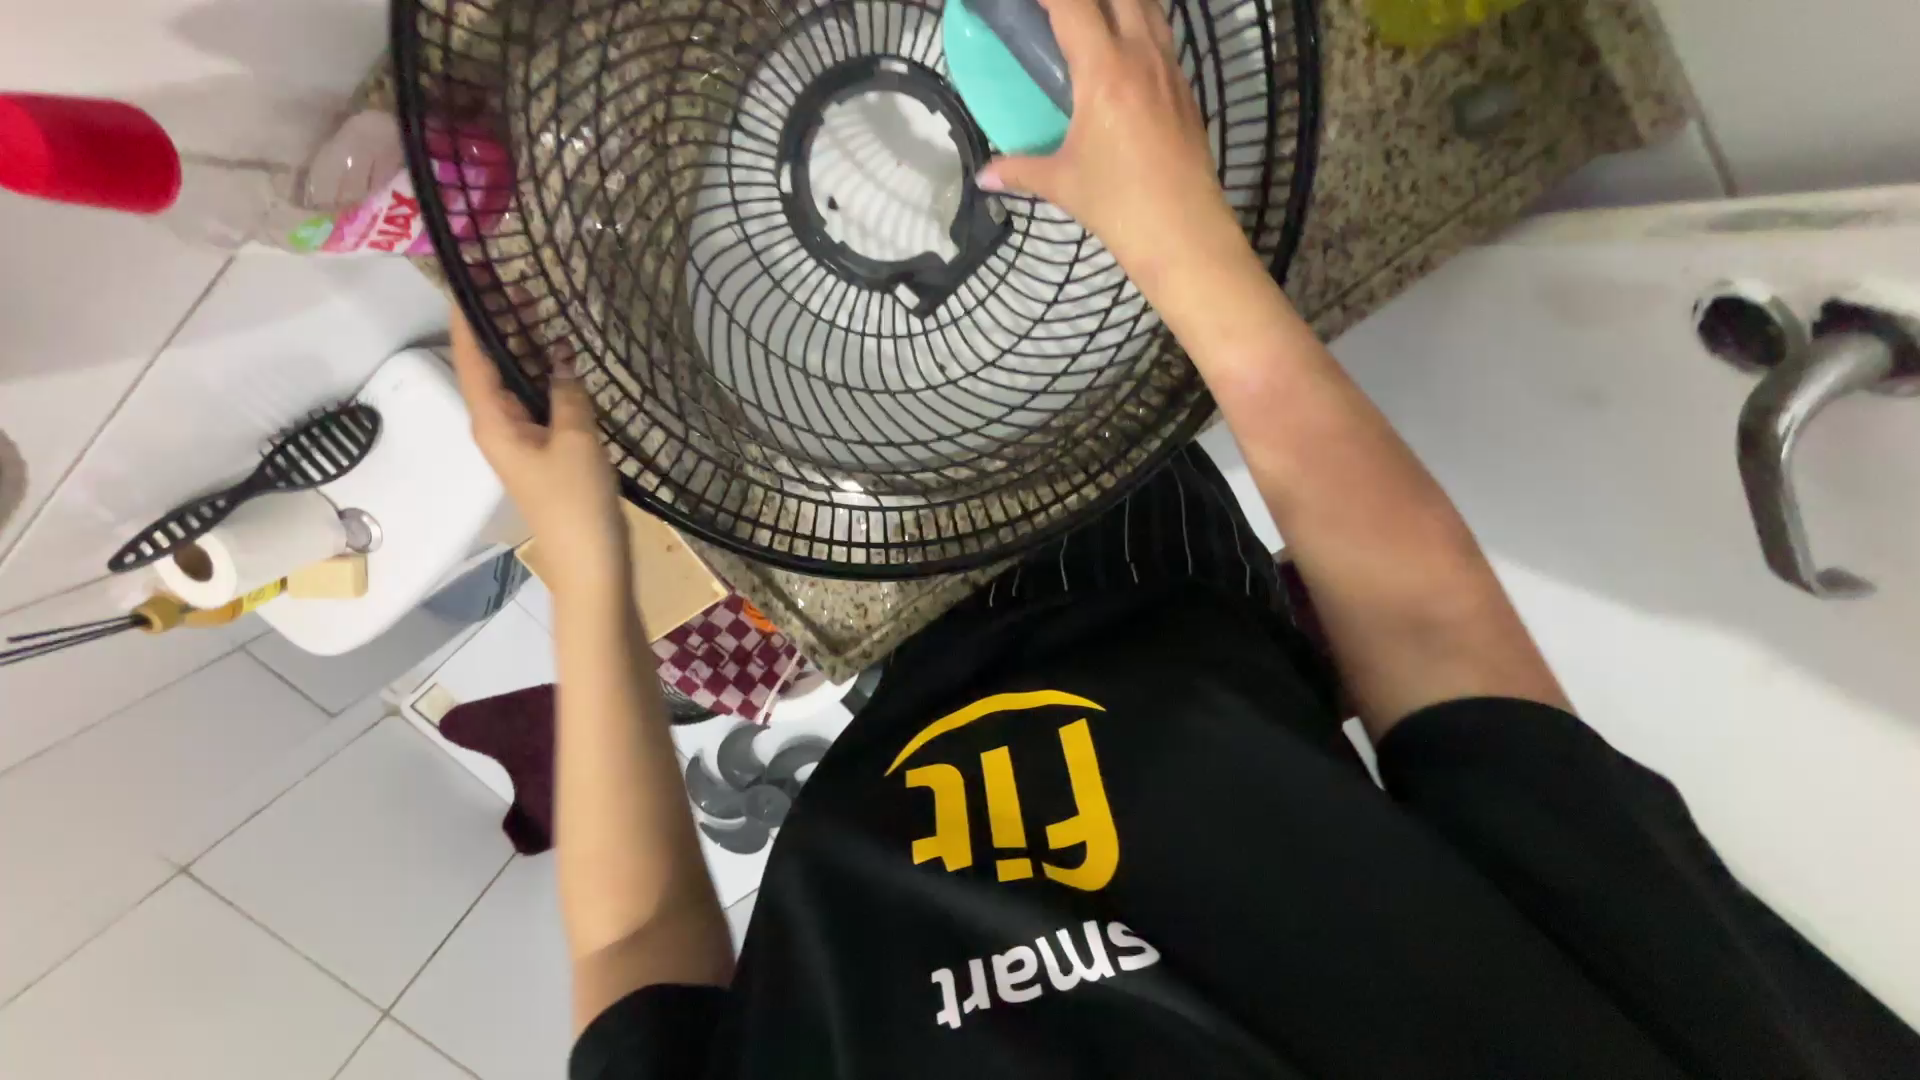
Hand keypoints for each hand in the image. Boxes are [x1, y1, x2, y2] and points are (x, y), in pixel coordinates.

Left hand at [447, 306, 628, 601]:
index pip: (470, 356)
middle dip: (501, 326)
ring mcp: (523, 441)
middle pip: (491, 366)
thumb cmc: (576, 500)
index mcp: (493, 420)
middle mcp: (499, 426)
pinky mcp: (546, 453)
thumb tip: (560, 355)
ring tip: (543, 311)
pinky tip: (567, 362)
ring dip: (526, 350)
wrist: (590, 560)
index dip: (468, 316)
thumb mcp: (577, 439)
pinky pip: (539, 404)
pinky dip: (548, 379)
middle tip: (521, 285)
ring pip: (517, 384)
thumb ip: (567, 392)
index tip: (471, 277)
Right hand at [975, 0, 1253, 287]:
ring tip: (1094, 16)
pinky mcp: (1185, 89)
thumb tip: (984, 177)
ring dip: (1120, 1)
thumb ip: (1019, 170)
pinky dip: (1141, 25)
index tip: (1031, 4)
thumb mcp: (1062, 184)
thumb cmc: (1118, 205)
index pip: (1073, 4)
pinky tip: (1125, 51)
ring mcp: (1169, 69)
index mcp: (1105, 71)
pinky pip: (1163, 37)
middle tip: (1060, 12)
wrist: (1181, 230)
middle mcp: (1141, 55)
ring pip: (1149, 6)